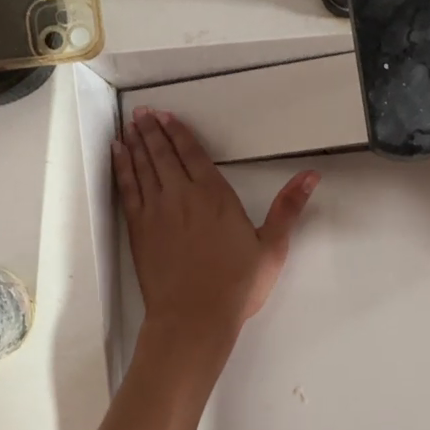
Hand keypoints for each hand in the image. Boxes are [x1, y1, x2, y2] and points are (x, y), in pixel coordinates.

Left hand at [113, 107, 318, 342]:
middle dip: (152, 131)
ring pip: (143, 167)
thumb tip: (311, 175)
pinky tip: (118, 156)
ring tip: (130, 125)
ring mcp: (156, 212)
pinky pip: (127, 189)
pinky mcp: (139, 230)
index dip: (179, 133)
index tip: (166, 116)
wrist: (194, 317)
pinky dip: (122, 169)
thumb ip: (288, 208)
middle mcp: (182, 196)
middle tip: (142, 112)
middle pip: (164, 155)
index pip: (193, 155)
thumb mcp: (272, 247)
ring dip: (136, 144)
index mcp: (215, 197)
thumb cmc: (237, 285)